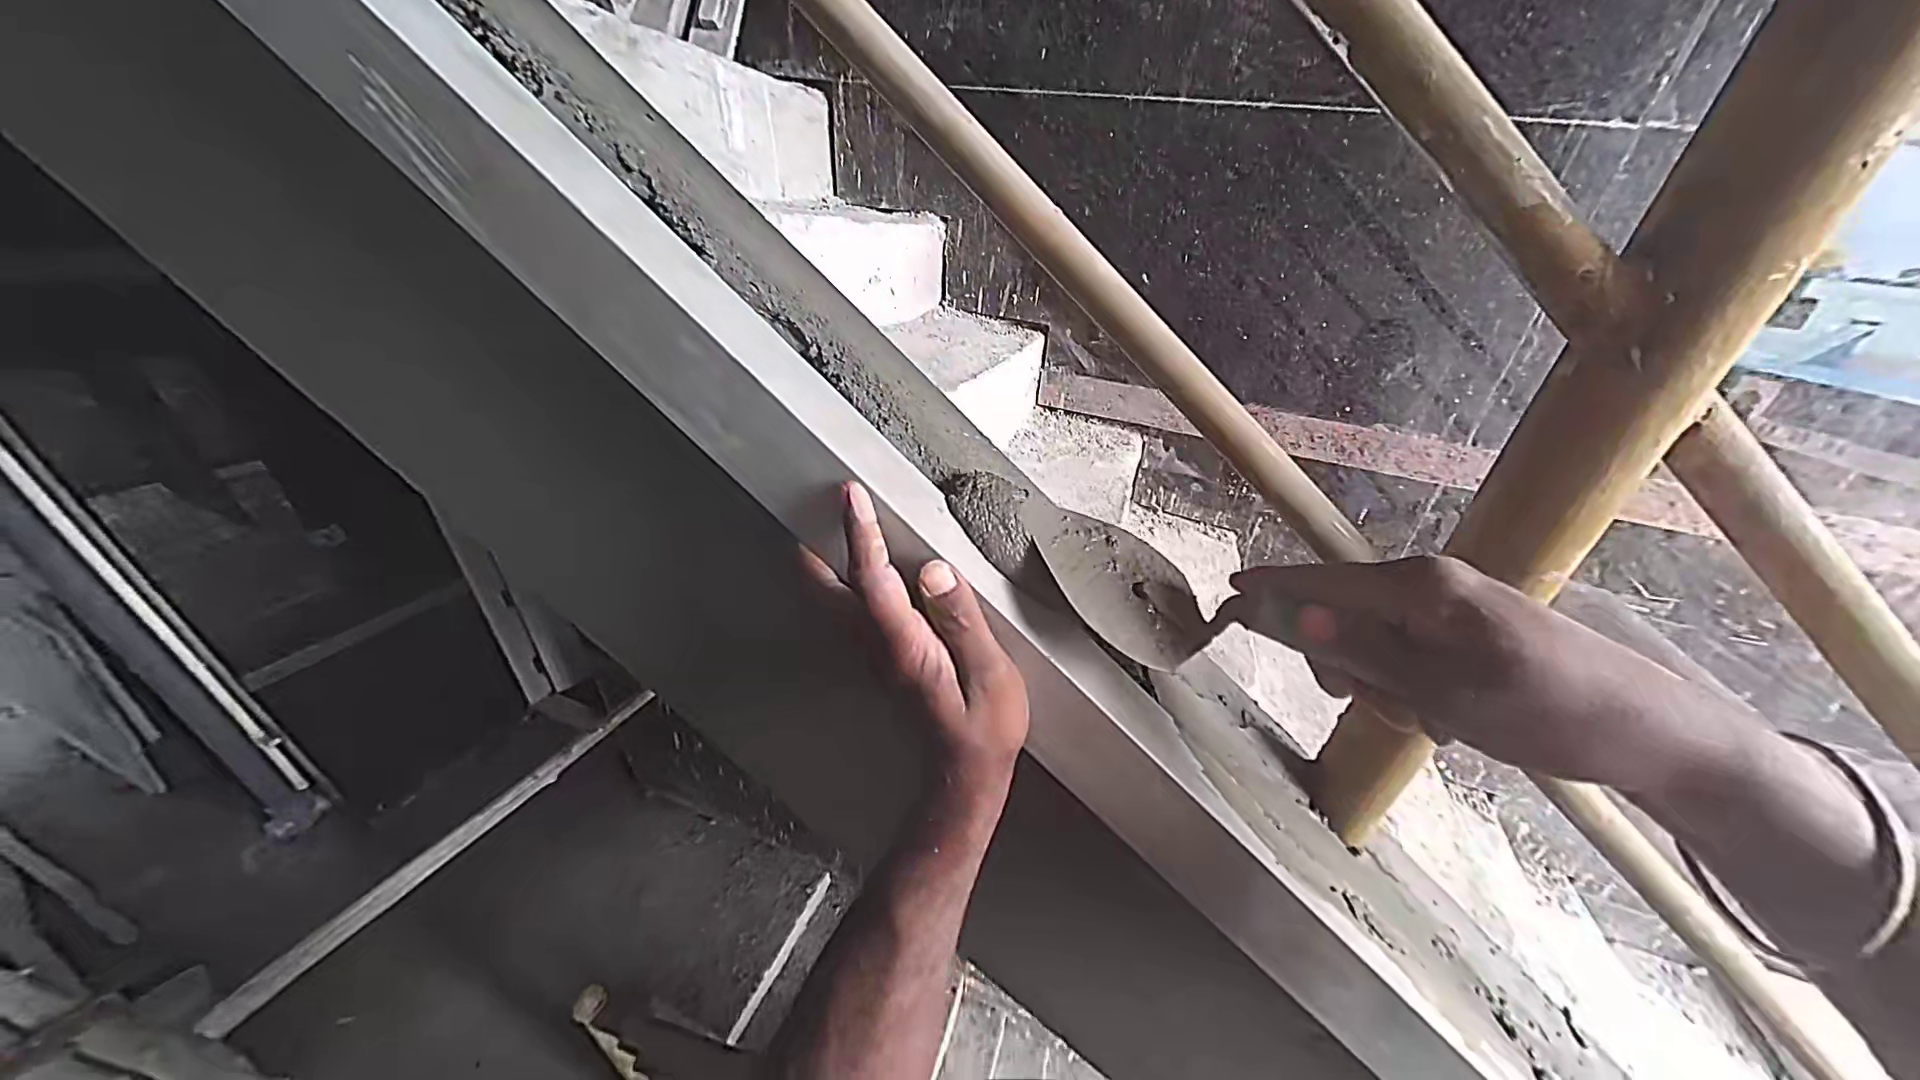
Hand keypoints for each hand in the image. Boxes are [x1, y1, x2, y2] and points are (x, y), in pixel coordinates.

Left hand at [802, 482, 1028, 780]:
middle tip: (827, 504)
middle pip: (830, 589)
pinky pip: (853, 609)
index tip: (852, 497)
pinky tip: (865, 568)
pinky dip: (849, 578)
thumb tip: (937, 572)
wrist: (965, 771)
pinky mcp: (885, 656)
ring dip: (831, 558)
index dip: (860, 533)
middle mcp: (880, 647)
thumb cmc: (982, 727)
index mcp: (906, 645)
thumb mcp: (990, 674)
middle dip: (821, 543)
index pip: (873, 578)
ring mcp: (878, 653)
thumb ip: (963, 620)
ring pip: (836, 598)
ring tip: (842, 522)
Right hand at [1222, 556, 1758, 794]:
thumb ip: (1362, 651)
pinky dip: (1403, 683)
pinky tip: (1443, 713)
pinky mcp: (1460, 626)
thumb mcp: (1442, 691)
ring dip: (1377, 682)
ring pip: (1368, 639)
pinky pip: (1401, 649)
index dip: (1270, 589)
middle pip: (1339, 614)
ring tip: (1426, 717)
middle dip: (1341, 662)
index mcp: (1417, 585)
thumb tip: (1296, 619)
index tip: (1227, 591)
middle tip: (1375, 704)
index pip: (1320, 583)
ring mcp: (1445, 603)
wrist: (1653, 732)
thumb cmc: (1545, 710)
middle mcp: (1425, 583)